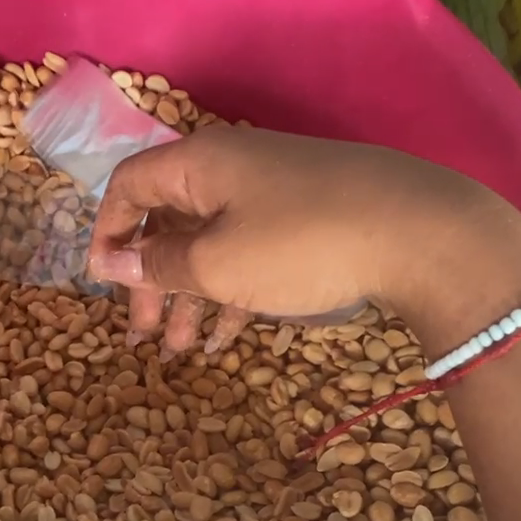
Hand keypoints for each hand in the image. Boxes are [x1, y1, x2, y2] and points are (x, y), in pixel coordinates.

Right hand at [84, 127, 520, 353]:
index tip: (102, 286)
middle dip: (150, 283)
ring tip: (181, 354)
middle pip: (169, 224)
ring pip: (209, 248)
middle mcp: (229, 173)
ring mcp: (269, 199)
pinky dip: (230, 297)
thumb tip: (109, 264)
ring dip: (190, 300)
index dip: (108, 234)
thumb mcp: (218, 264)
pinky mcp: (301, 226)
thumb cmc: (299, 246)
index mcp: (198, 166)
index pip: (130, 187)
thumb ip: (159, 265)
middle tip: (143, 337)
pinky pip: (248, 259)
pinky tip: (223, 342)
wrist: (419, 235)